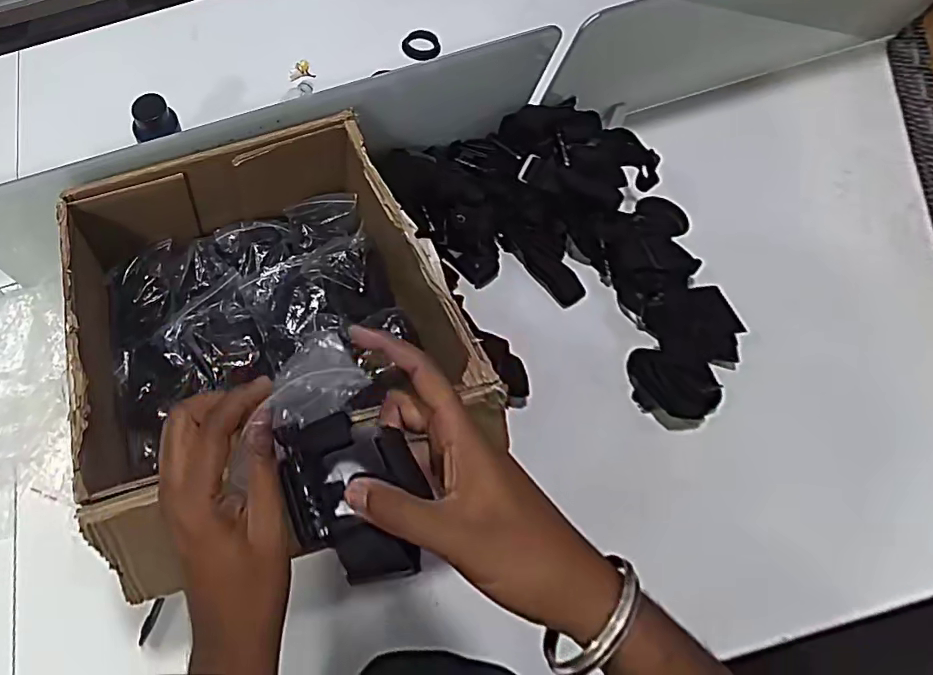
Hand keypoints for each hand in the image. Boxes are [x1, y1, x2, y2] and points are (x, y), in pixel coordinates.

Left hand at [159, 377, 291, 674]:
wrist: (229, 637)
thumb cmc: (251, 596)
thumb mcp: (269, 530)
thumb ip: (262, 468)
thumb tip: (262, 421)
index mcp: (192, 497)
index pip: (210, 427)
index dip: (239, 400)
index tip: (263, 388)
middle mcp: (170, 490)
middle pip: (180, 418)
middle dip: (215, 398)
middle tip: (252, 396)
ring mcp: (167, 495)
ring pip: (176, 431)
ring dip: (207, 412)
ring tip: (246, 410)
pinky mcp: (173, 502)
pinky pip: (180, 450)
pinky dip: (203, 432)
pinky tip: (232, 435)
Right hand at [344, 327, 623, 642]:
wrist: (578, 596)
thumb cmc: (536, 557)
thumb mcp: (453, 533)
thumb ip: (396, 510)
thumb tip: (354, 490)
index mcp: (464, 437)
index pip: (423, 373)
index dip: (389, 348)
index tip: (360, 335)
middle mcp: (463, 444)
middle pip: (411, 404)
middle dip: (382, 414)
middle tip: (360, 436)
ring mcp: (465, 467)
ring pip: (415, 436)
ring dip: (392, 447)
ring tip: (376, 475)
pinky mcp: (465, 490)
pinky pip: (423, 464)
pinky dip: (403, 471)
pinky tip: (393, 497)